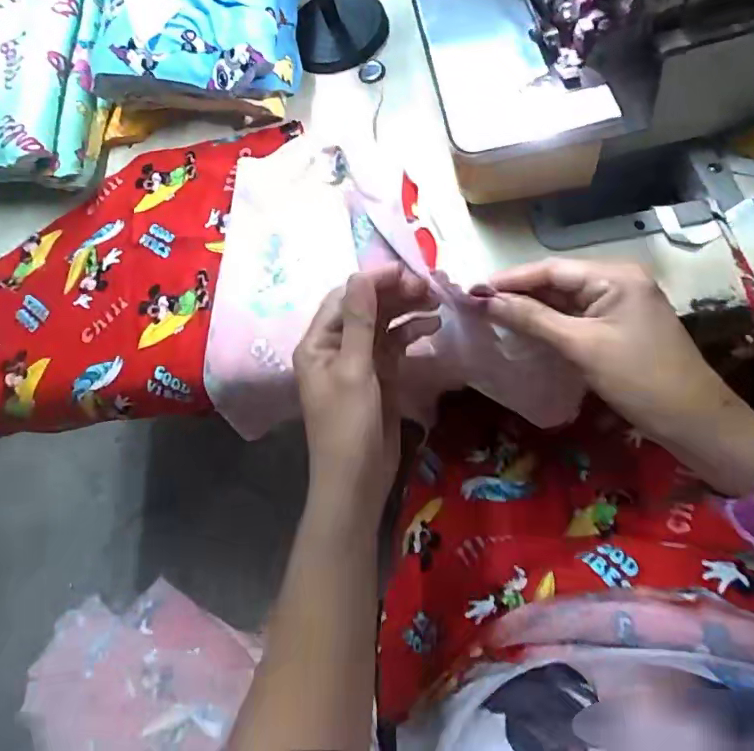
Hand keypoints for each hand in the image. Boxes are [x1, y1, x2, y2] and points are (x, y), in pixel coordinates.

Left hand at [294, 267, 438, 518]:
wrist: (357, 482)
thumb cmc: (347, 426)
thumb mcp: (354, 370)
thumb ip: (360, 322)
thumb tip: (361, 275)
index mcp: (317, 343)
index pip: (344, 298)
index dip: (373, 281)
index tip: (407, 271)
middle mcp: (335, 347)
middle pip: (365, 308)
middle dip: (395, 293)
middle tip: (429, 286)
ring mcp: (358, 361)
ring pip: (382, 324)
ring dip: (406, 310)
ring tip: (436, 300)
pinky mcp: (378, 376)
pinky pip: (394, 345)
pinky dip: (411, 333)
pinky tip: (433, 325)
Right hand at [473, 259, 753, 494]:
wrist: (696, 423)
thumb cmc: (640, 379)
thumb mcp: (581, 346)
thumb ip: (532, 318)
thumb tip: (486, 300)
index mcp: (615, 275)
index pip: (551, 268)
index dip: (510, 279)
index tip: (473, 291)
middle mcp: (619, 280)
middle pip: (557, 281)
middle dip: (519, 293)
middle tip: (479, 304)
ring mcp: (621, 303)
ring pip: (565, 299)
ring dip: (532, 308)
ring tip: (493, 315)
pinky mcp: (620, 325)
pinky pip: (577, 316)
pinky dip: (551, 322)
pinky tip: (525, 330)